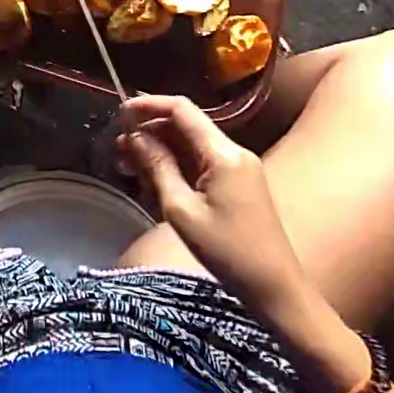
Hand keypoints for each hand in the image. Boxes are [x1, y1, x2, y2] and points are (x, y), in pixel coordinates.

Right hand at [118, 94, 371, 392]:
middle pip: (186, 126)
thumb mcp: (182, 211)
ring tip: (128, 165)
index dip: (149, 105)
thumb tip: (136, 137)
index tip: (120, 112)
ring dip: (160, 149)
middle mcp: (233, 151)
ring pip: (191, 145)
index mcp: (223, 153)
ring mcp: (238, 166)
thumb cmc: (227, 252)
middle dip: (150, 131)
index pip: (182, 110)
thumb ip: (158, 167)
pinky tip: (153, 178)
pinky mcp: (237, 182)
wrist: (274, 287)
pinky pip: (201, 162)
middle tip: (118, 148)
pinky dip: (176, 165)